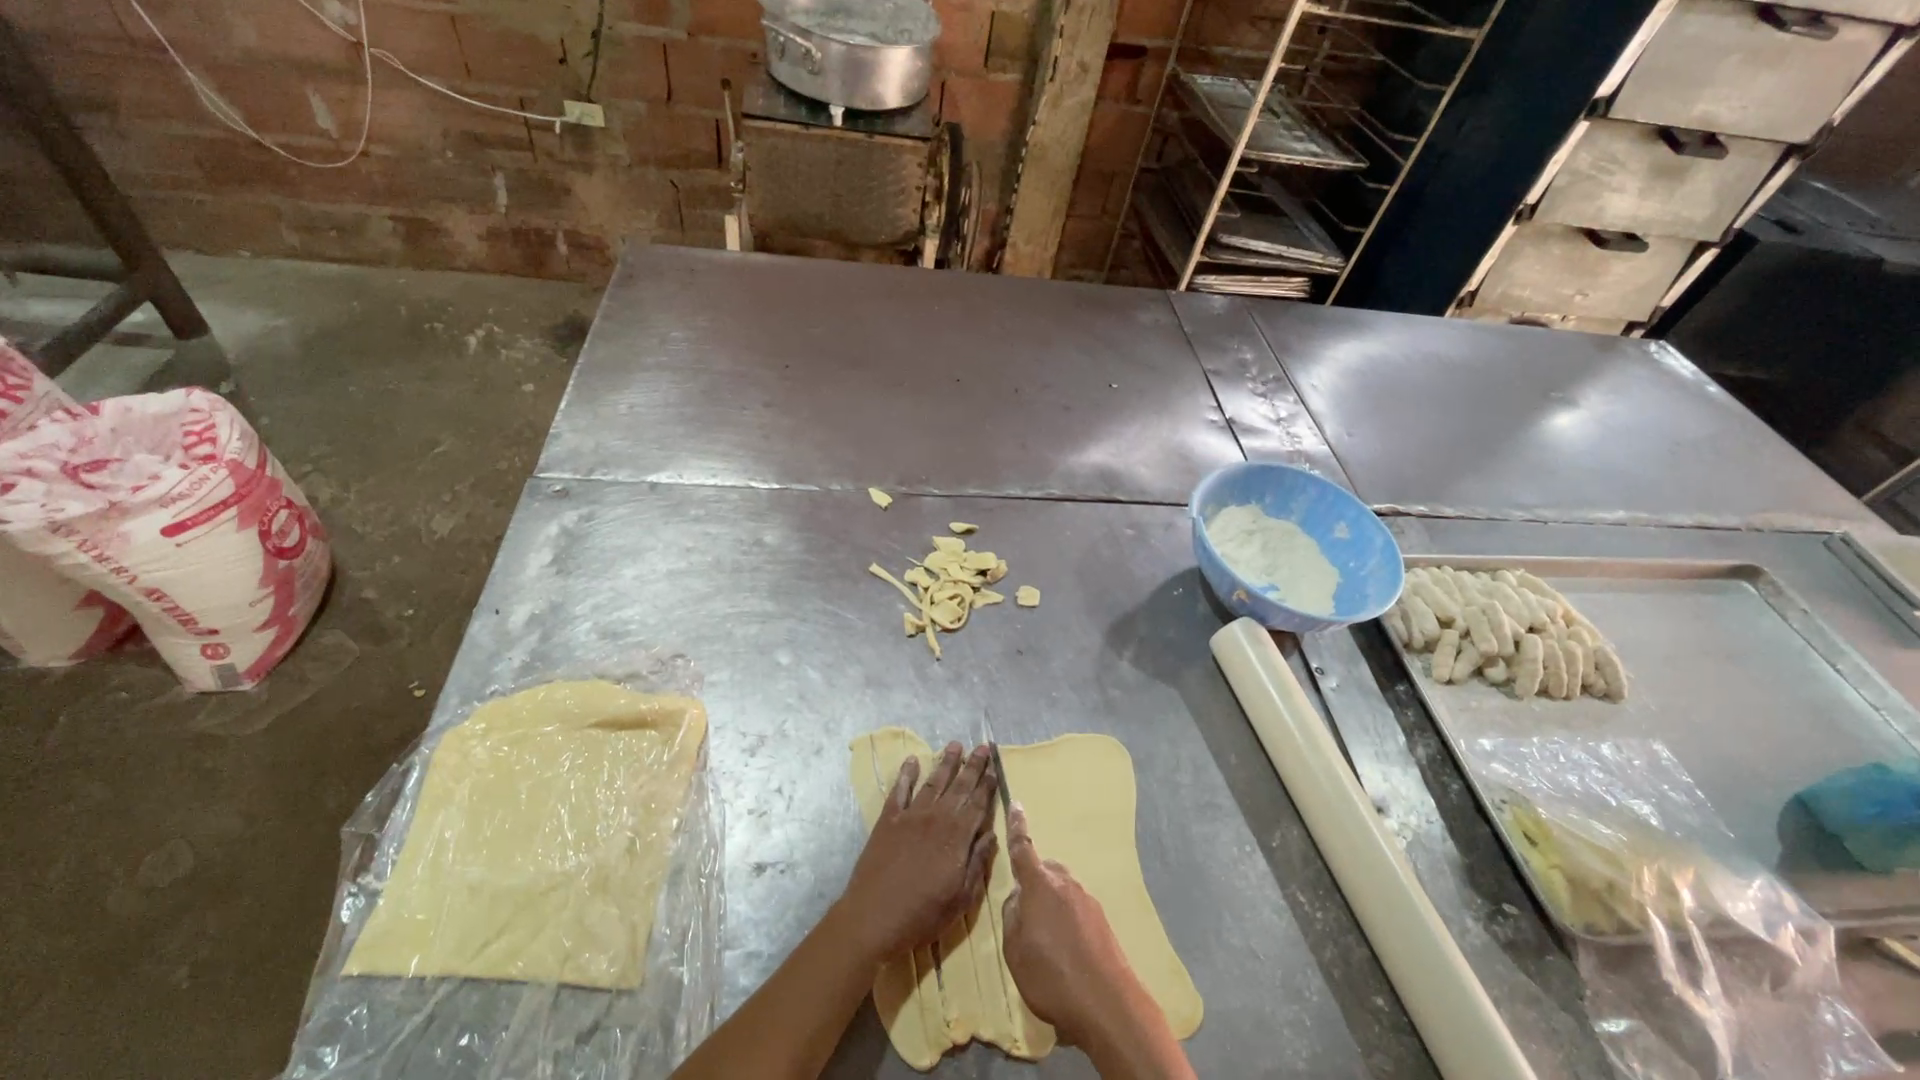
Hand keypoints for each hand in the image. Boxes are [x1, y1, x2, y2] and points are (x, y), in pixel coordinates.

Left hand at [837, 741, 998, 961]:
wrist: (874, 917)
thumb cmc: (923, 914)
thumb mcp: (962, 897)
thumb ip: (978, 863)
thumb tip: (991, 835)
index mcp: (957, 837)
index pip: (978, 804)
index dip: (988, 784)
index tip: (996, 767)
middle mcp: (936, 819)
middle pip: (959, 787)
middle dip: (973, 766)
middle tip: (983, 746)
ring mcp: (910, 817)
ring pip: (932, 783)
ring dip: (945, 763)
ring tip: (955, 745)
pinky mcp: (887, 821)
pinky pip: (899, 791)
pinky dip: (906, 774)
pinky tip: (912, 761)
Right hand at [1000, 803, 1145, 1043]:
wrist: (1107, 1004)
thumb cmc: (1050, 976)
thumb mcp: (1014, 949)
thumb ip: (1012, 916)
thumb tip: (1019, 897)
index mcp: (1040, 886)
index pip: (1024, 849)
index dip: (1018, 827)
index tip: (1017, 804)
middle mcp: (1066, 886)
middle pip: (1046, 871)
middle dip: (1034, 880)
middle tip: (1023, 910)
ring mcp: (1088, 903)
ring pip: (1062, 891)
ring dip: (1051, 904)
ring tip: (1043, 940)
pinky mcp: (1103, 923)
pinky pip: (1076, 910)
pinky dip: (1066, 920)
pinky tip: (1064, 951)